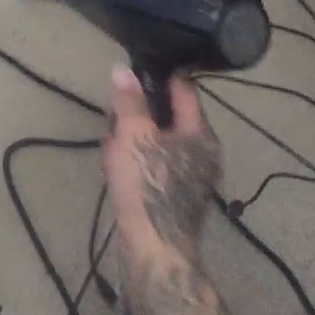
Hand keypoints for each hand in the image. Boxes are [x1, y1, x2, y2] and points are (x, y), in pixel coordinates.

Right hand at [101, 65, 221, 262]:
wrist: (154, 245)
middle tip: (114, 113)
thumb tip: (122, 69)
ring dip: (133, 137)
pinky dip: (137, 159)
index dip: (158, 76)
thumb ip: (128, 100)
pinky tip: (116, 166)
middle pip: (169, 116)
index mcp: (200, 134)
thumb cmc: (146, 183)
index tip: (132, 69)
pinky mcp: (177, 193)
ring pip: (159, 140)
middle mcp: (203, 152)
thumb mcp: (132, 133)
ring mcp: (192, 175)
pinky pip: (155, 162)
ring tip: (110, 142)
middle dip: (138, 112)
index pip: (184, 90)